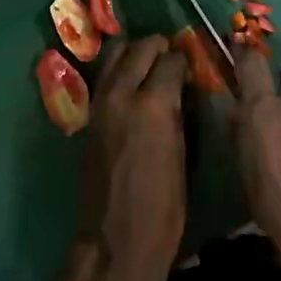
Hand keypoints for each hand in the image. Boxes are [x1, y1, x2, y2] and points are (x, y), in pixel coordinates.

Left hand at [59, 35, 187, 280]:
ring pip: (116, 53)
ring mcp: (101, 99)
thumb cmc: (163, 206)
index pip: (170, 61)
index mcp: (153, 105)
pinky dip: (118, 67)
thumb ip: (179, 114)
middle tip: (171, 54)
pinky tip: (130, 78)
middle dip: (158, 46)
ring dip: (134, 51)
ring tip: (149, 60)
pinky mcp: (90, 110)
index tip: (190, 63)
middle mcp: (123, 92)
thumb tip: (181, 88)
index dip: (183, 60)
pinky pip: (105, 74)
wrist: (116, 234)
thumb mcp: (183, 157)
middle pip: (140, 48)